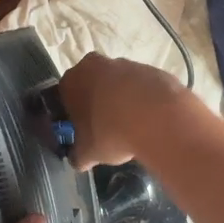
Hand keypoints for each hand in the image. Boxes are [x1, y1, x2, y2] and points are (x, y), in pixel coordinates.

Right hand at [57, 53, 190, 168]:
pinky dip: (144, 100)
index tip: (81, 131)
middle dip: (97, 104)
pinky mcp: (152, 69)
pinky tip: (150, 120)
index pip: (64, 96)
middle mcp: (97, 65)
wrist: (159, 118)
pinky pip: (142, 87)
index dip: (73, 115)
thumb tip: (78, 158)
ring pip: (119, 84)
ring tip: (131, 127)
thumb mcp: (87, 153)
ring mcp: (127, 64)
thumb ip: (78, 154)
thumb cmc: (111, 132)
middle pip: (93, 85)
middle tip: (105, 129)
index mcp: (72, 80)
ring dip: (122, 100)